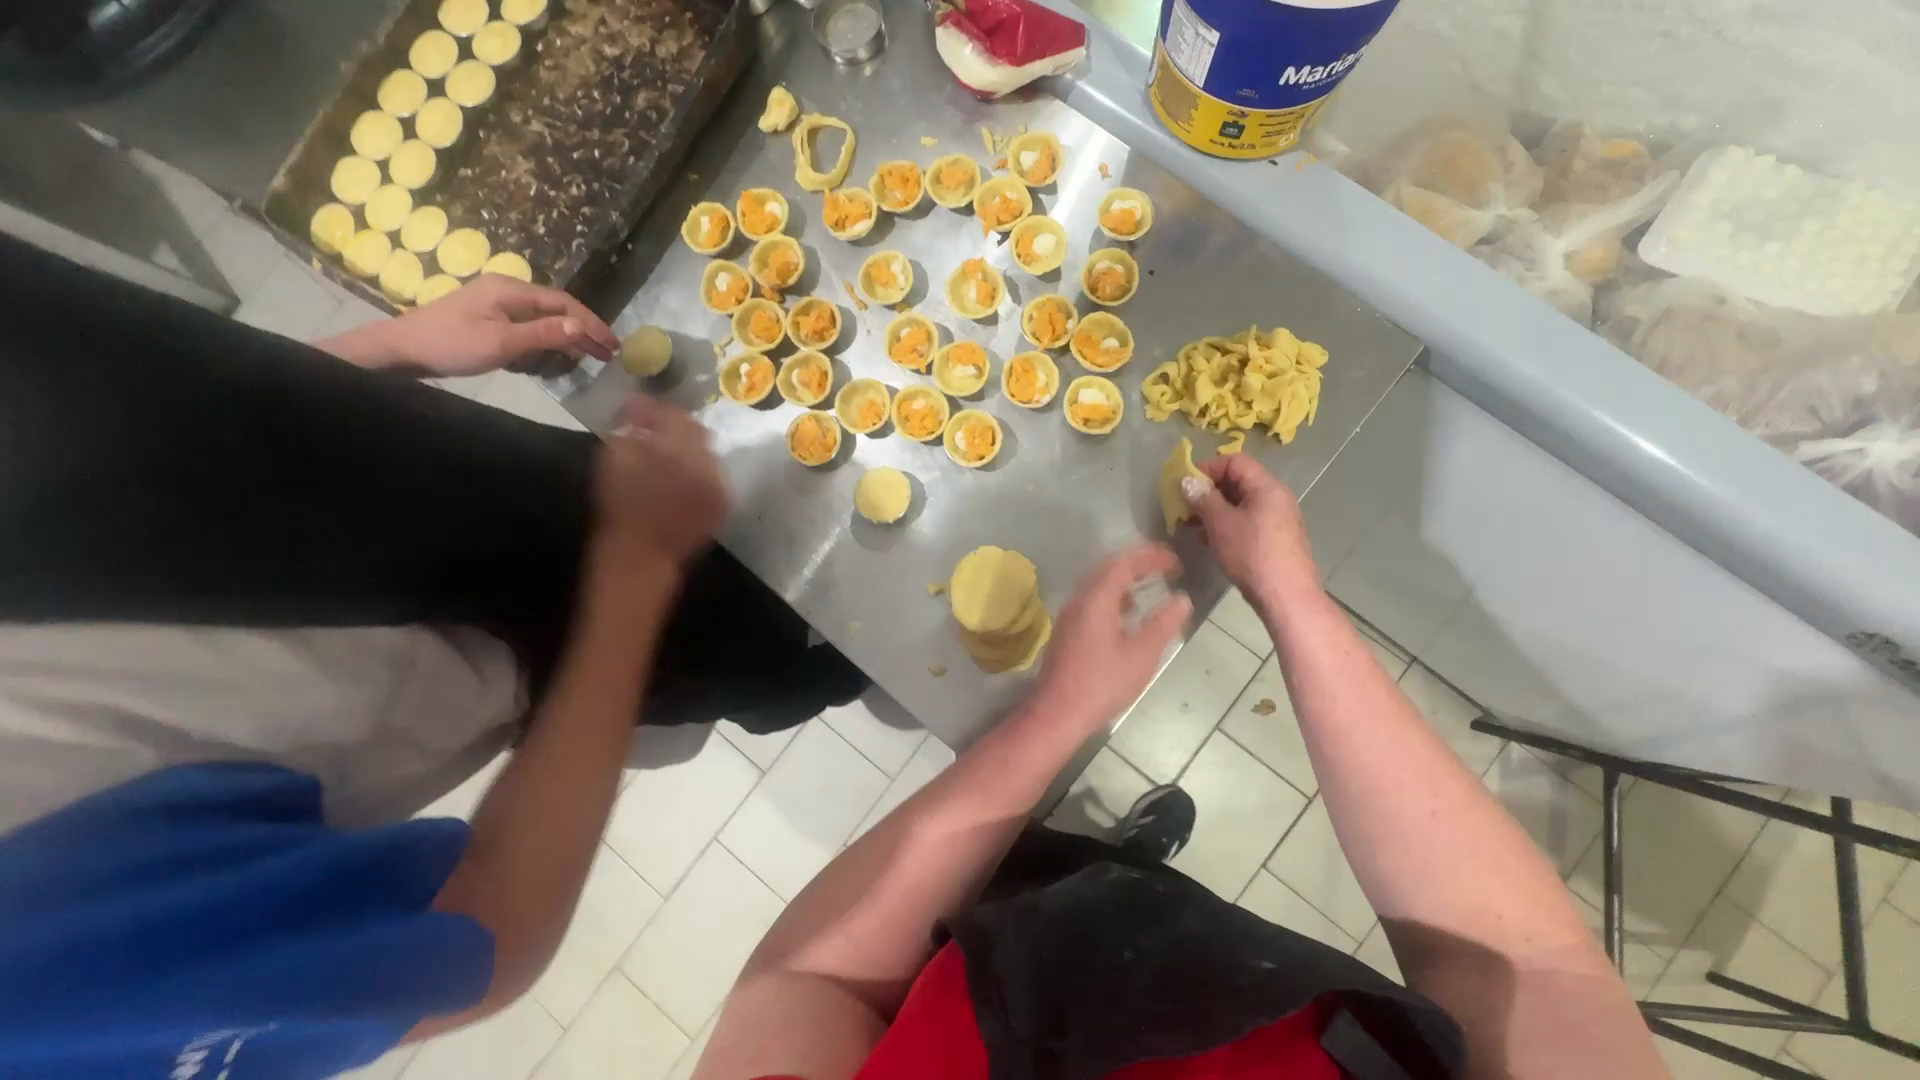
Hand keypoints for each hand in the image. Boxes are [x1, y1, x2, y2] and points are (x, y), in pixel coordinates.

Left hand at [318, 275, 619, 375]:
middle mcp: (506, 291)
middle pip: (556, 310)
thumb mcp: (502, 343)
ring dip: (562, 342)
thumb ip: (544, 333)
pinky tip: (544, 362)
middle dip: (582, 333)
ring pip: (542, 321)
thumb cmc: (450, 345)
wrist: (401, 351)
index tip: (614, 346)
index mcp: (510, 290)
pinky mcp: (488, 319)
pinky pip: (526, 330)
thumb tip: (583, 326)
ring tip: (581, 362)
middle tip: (607, 357)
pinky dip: (541, 346)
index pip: (564, 303)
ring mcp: (496, 305)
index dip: (592, 323)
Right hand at [593, 396, 727, 568]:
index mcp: (681, 451)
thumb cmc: (620, 508)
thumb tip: (638, 410)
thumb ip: (629, 429)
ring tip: (665, 453)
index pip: (676, 415)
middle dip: (675, 425)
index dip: (655, 408)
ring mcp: (721, 484)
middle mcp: (709, 464)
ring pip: (709, 453)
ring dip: (688, 448)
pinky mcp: (725, 502)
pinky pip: (715, 476)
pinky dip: (699, 471)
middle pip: (698, 431)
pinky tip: (681, 477)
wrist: (642, 555)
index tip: (637, 408)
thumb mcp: (614, 460)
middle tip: (652, 427)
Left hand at [1034, 545, 1193, 731]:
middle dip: (1137, 561)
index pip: (1123, 563)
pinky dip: (1113, 594)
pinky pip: (1092, 598)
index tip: (1175, 560)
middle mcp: (1079, 600)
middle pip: (1107, 567)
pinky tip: (1127, 612)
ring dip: (1123, 577)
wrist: (1058, 712)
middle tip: (1165, 566)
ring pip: (1097, 582)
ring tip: (1150, 584)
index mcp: (1096, 600)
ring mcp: (1070, 615)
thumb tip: (1182, 599)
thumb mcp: (1141, 655)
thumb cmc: (1103, 684)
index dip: (1150, 556)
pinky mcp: (1067, 630)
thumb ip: (1163, 624)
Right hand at [1183, 454, 1321, 611]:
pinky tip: (1212, 542)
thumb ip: (1203, 499)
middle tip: (1186, 508)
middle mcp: (1277, 497)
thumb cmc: (1251, 554)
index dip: (1208, 467)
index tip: (1186, 485)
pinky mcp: (1277, 539)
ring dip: (1216, 511)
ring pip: (1242, 504)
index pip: (1235, 461)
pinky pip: (1249, 522)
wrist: (1286, 596)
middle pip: (1239, 482)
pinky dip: (1228, 525)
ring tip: (1195, 527)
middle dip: (1209, 492)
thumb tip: (1188, 481)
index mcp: (1267, 487)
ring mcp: (1279, 519)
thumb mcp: (1221, 524)